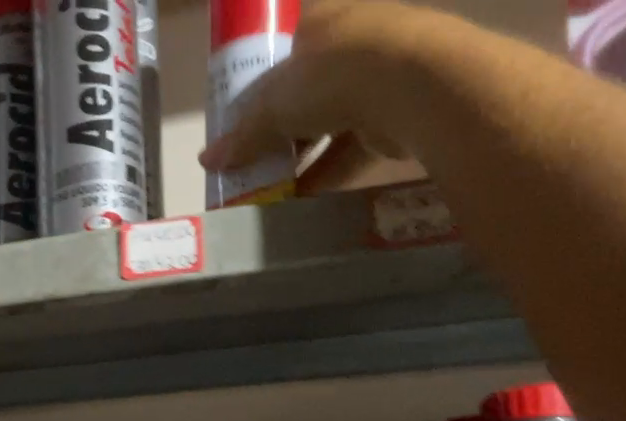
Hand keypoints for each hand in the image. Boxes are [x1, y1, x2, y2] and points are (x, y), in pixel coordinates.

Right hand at [198, 0, 472, 188]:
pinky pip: (352, 147)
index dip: (260, 73)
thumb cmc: (334, 73)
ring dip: (299, 151)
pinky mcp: (397, 112)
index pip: (284, 42)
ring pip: (328, 118)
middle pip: (304, 86)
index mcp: (322, 19)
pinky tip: (300, 196)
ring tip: (269, 182)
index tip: (240, 107)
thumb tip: (208, 161)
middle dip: (277, 122)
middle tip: (249, 152)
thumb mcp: (273, 103)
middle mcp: (353, 40)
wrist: (418, 86)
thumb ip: (242, 134)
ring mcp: (380, 75)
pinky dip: (326, 171)